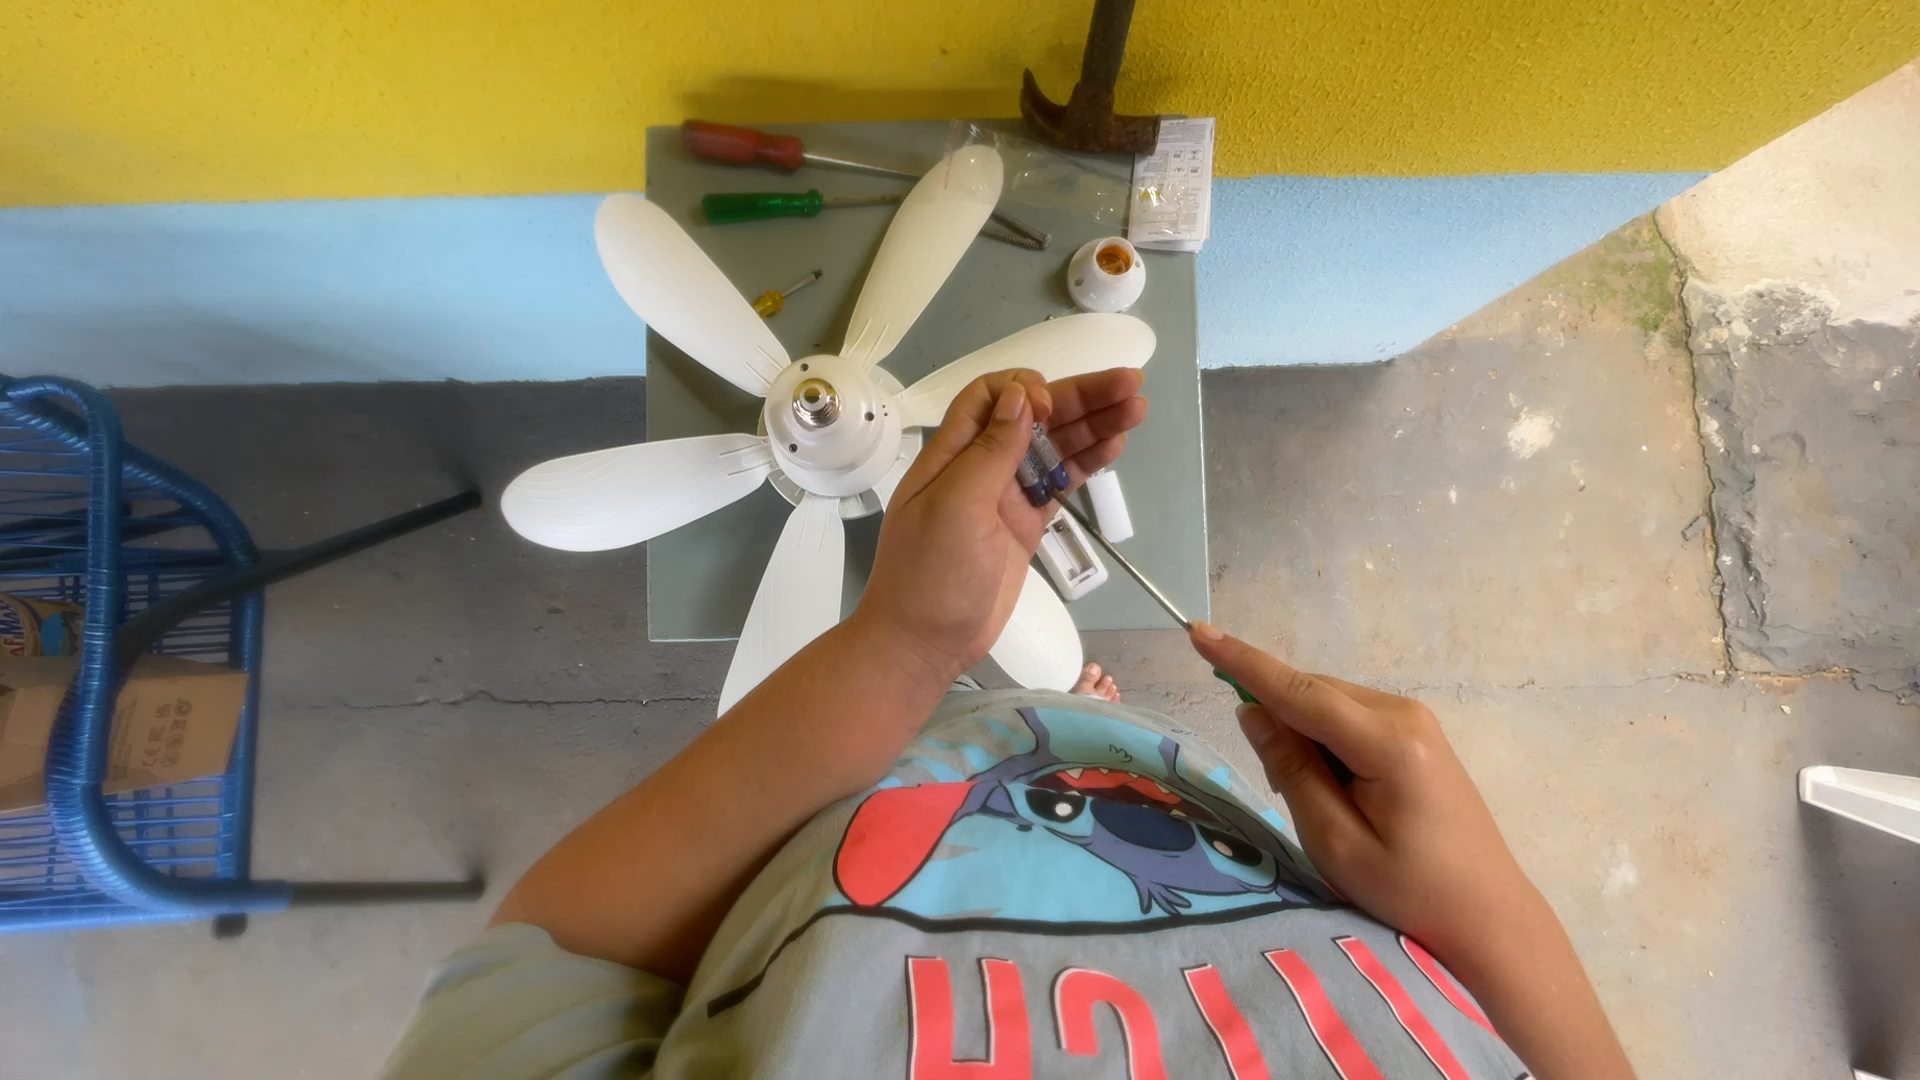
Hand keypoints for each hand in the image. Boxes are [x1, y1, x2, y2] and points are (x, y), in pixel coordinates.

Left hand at [855, 368, 1147, 682]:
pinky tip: (1113, 446)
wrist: (925, 642)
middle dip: (1079, 397)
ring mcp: (1004, 496)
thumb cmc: (931, 573)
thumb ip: (989, 450)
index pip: (991, 397)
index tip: (1051, 409)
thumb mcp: (956, 505)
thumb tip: (1020, 394)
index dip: (1025, 390)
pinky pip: (1057, 484)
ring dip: (1093, 426)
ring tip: (1137, 408)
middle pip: (1034, 417)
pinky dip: (1085, 464)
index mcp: (952, 453)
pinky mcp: (1024, 525)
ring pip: (1053, 448)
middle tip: (1131, 384)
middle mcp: (980, 466)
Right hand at [1189, 624, 1546, 965]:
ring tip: (1318, 798)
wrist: (1491, 920)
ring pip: (1323, 701)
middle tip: (1279, 787)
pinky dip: (1321, 738)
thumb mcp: (1334, 842)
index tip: (1197, 630)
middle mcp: (1404, 715)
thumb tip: (1251, 710)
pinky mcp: (1414, 731)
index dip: (1242, 661)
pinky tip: (1338, 785)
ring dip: (1299, 733)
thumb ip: (1290, 769)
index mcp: (1388, 745)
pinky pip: (1343, 713)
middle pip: (1309, 692)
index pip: (1298, 691)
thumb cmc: (1410, 892)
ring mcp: (1413, 719)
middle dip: (1276, 721)